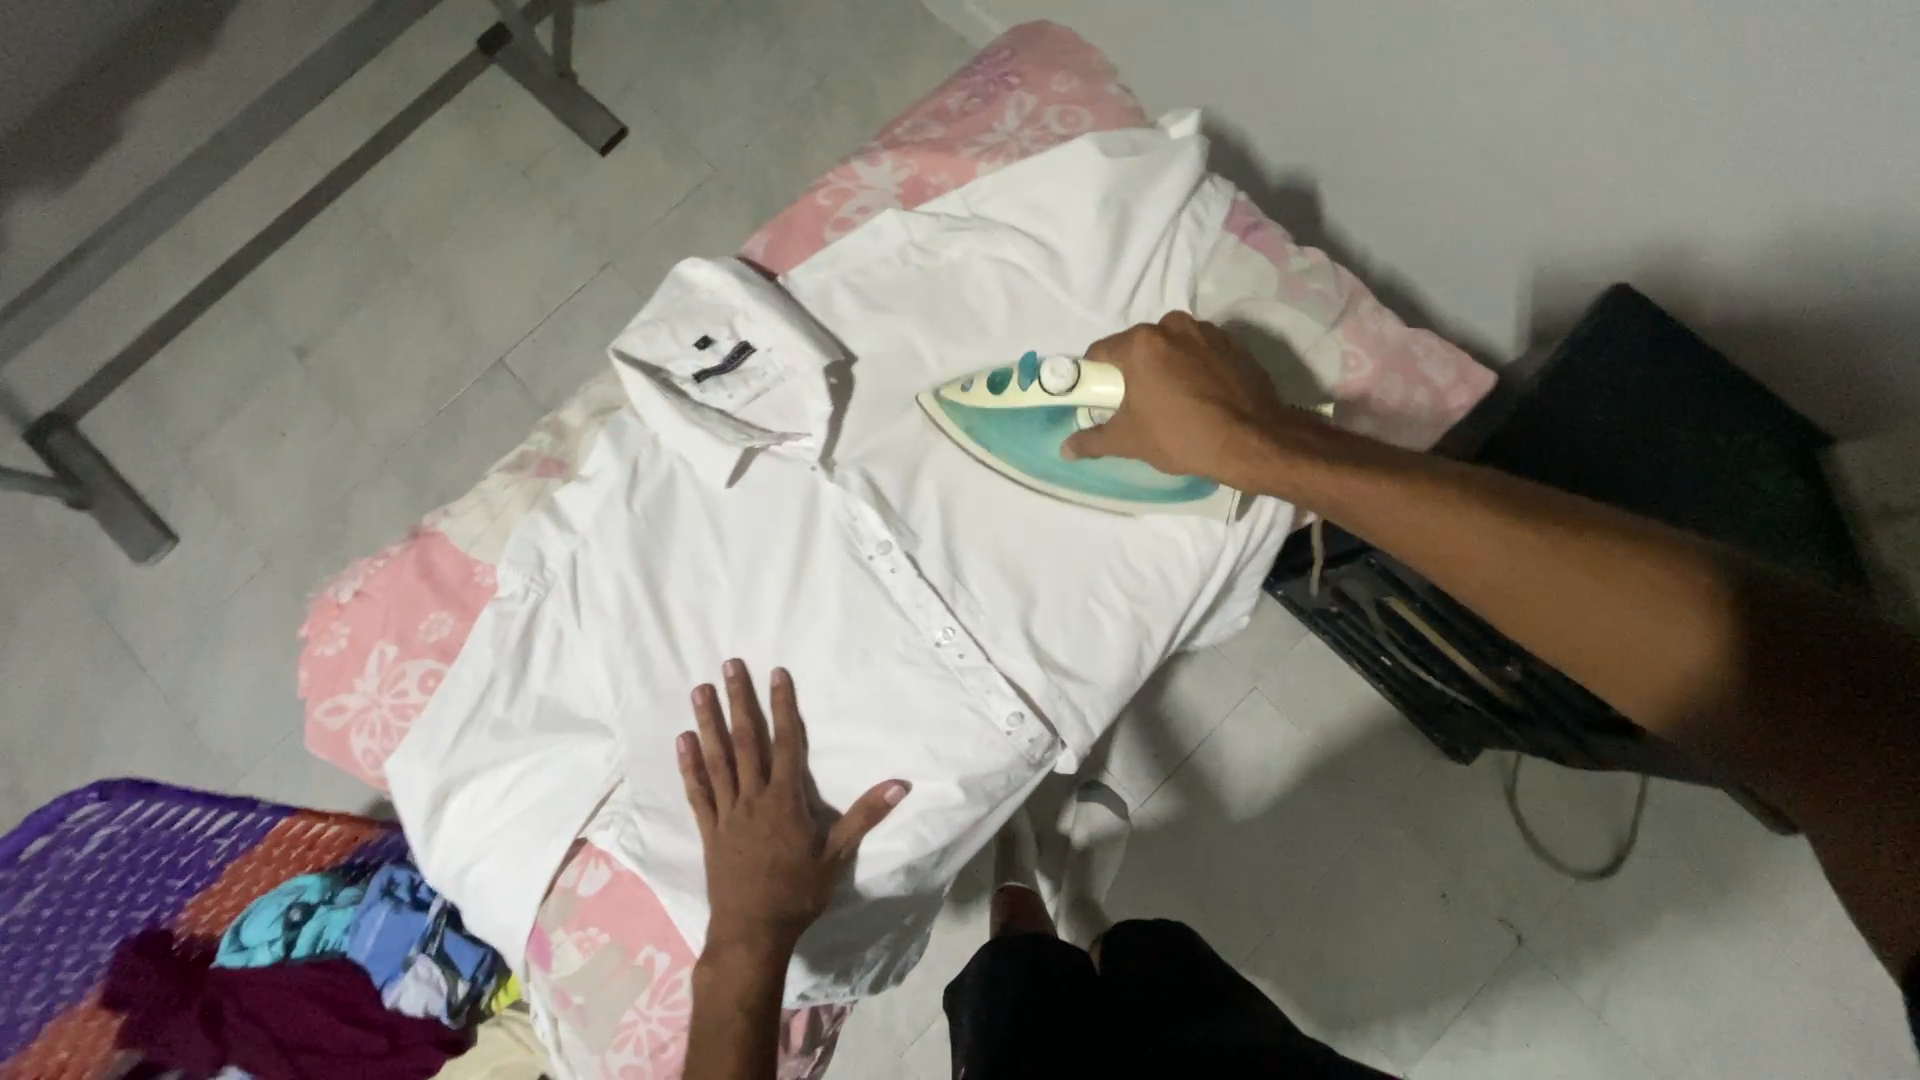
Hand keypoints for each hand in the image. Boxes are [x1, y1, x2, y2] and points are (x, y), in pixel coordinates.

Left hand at [678, 660, 909, 953]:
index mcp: (785, 799)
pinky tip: (682, 741)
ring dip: (709, 723)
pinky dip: (690, 766)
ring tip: (699, 690)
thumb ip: (866, 815)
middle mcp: (754, 797)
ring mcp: (728, 812)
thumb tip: (901, 783)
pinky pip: (698, 792)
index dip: (782, 705)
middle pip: (746, 740)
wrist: (753, 932)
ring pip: (718, 759)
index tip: (776, 673)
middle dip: (739, 700)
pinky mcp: (710, 830)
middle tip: (729, 665)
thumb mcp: (838, 854)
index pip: (786, 742)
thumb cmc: (799, 892)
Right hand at [1061, 312, 1340, 495]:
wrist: (1253, 441)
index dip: (1095, 379)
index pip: (1100, 353)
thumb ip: (1092, 440)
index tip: (1102, 402)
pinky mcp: (1234, 343)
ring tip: (1172, 403)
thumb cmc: (1182, 436)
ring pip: (1170, 348)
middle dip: (1132, 373)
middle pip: (1136, 348)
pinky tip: (1200, 397)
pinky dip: (1193, 369)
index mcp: (1141, 342)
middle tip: (1136, 407)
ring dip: (1164, 368)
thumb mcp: (1130, 441)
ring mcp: (1207, 331)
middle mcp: (1172, 325)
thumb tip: (1066, 448)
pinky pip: (1199, 352)